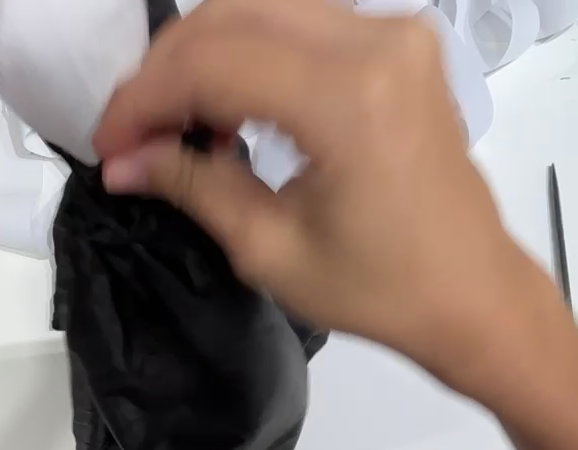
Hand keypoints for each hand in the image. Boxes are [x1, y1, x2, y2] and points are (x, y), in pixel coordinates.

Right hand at [93, 0, 564, 394]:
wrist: (468, 293)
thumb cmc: (378, 290)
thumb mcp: (269, 249)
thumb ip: (194, 187)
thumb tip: (123, 163)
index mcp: (348, 97)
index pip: (213, 61)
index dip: (144, 99)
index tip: (109, 146)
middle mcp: (377, 39)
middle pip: (233, 13)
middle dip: (164, 71)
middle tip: (130, 135)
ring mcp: (394, 32)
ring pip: (262, 8)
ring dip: (202, 59)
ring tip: (172, 127)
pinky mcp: (398, 43)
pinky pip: (299, 24)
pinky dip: (246, 57)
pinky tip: (226, 111)